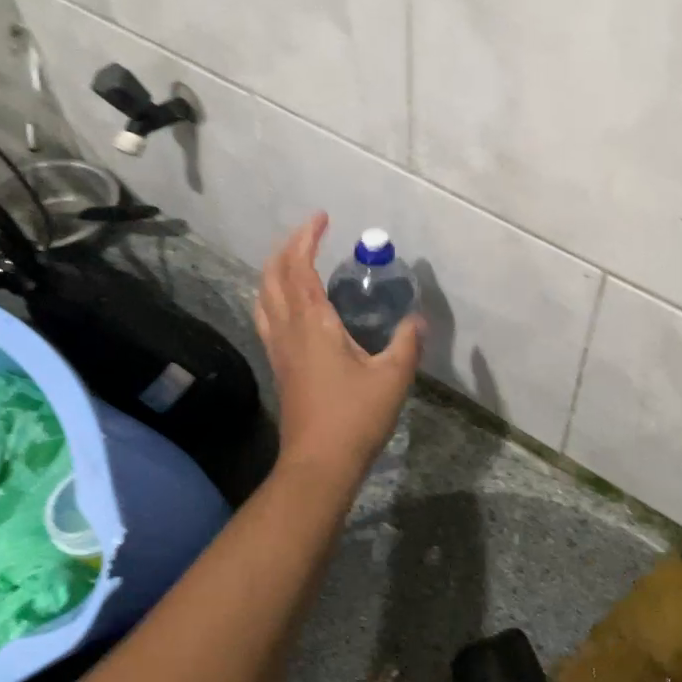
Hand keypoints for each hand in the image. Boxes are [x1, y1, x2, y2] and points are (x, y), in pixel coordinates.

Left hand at [254, 213, 421, 481]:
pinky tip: (292, 306)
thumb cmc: (355, 417)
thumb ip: (407, 343)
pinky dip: (274, 297)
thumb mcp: (393, 377)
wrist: (318, 463)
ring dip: (275, 271)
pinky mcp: (280, 367)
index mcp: (312, 323)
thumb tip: (417, 319)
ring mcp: (279, 349)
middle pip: (273, 277)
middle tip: (311, 234)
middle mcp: (288, 330)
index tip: (322, 218)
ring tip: (296, 262)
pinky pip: (267, 318)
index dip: (307, 238)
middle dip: (287, 248)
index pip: (299, 267)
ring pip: (263, 297)